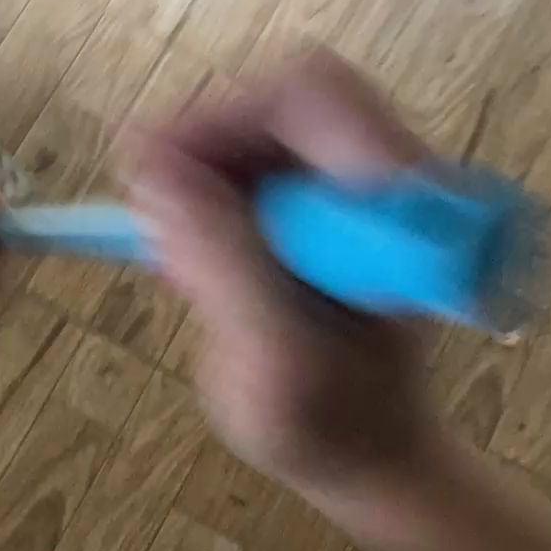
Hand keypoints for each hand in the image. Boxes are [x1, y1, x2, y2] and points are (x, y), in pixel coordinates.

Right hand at [122, 49, 451, 493]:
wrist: (369, 451)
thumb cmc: (332, 426)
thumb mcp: (272, 358)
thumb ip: (224, 260)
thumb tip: (152, 167)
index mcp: (401, 209)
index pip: (311, 99)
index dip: (221, 118)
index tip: (149, 169)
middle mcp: (388, 180)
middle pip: (282, 105)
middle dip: (206, 152)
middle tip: (157, 222)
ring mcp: (358, 192)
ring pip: (262, 135)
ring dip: (202, 183)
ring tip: (177, 261)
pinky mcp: (328, 212)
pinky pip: (257, 172)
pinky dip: (211, 205)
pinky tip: (196, 263)